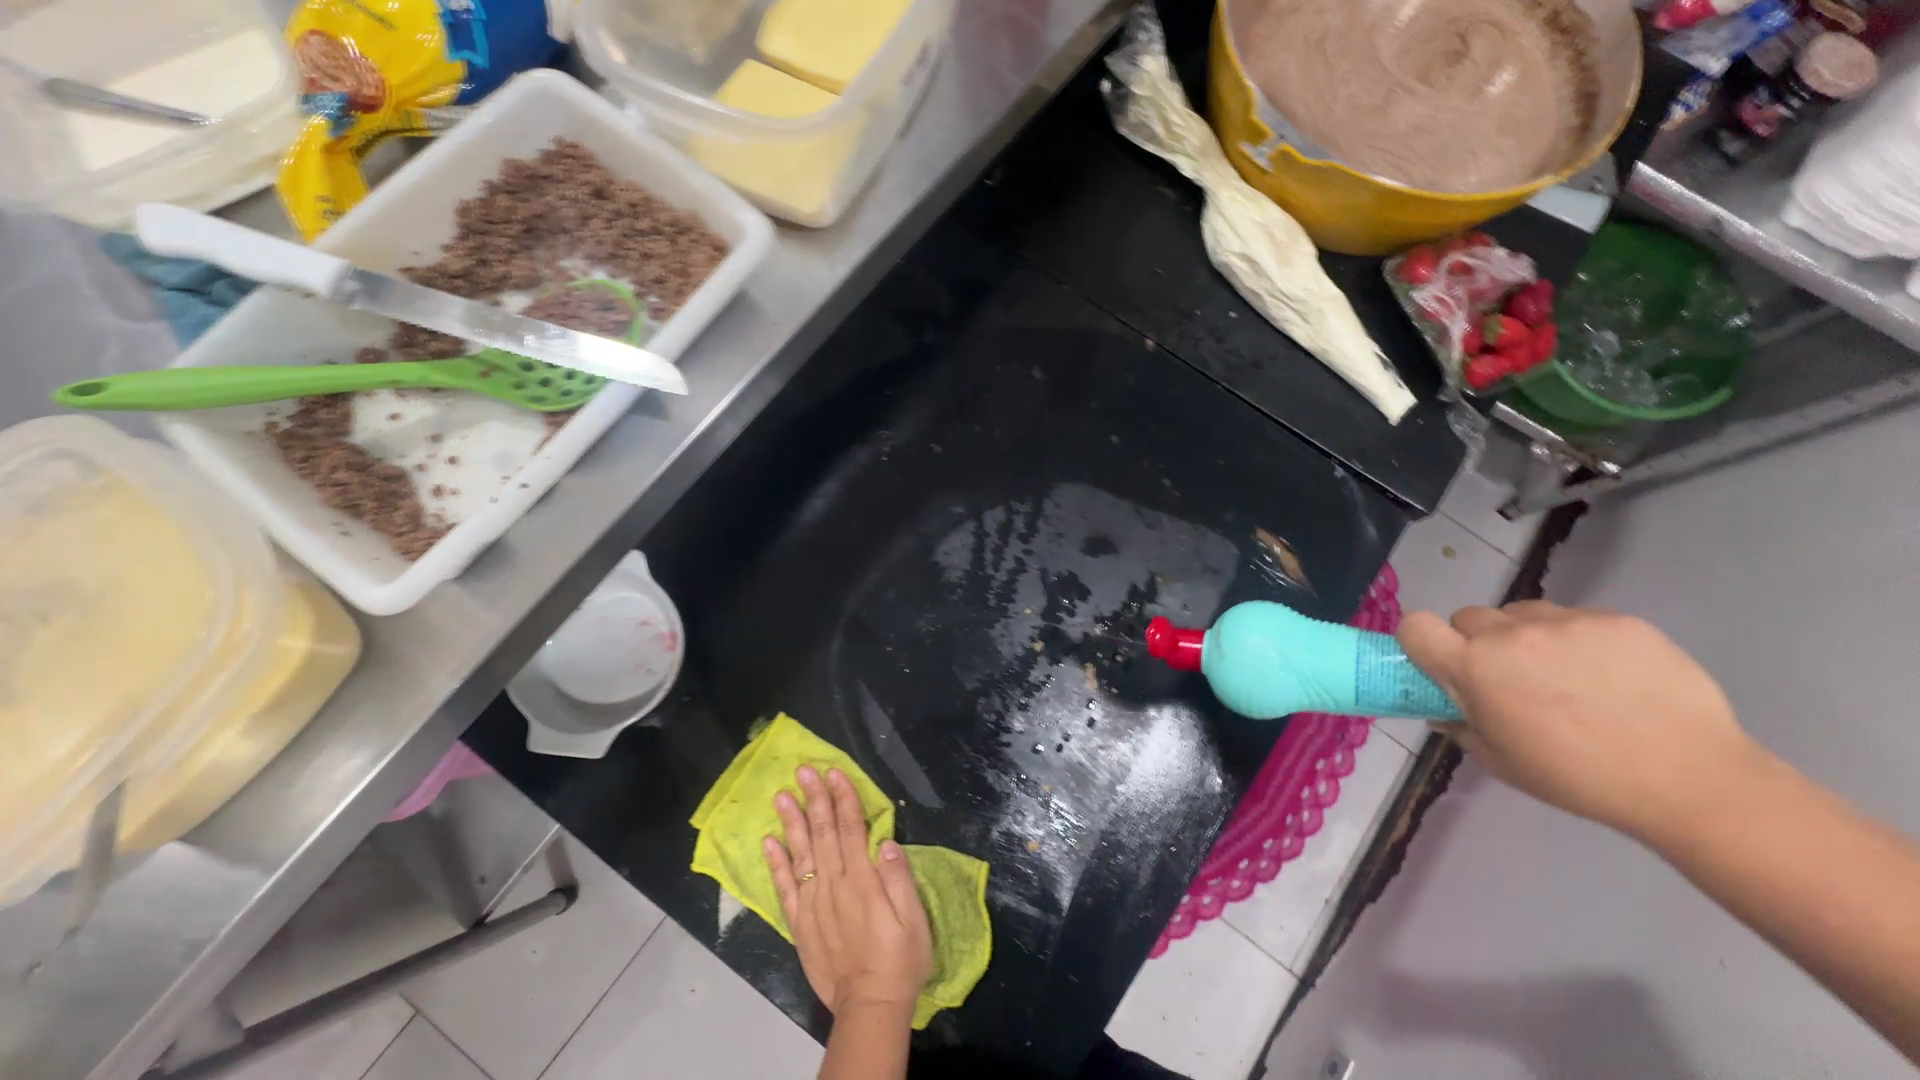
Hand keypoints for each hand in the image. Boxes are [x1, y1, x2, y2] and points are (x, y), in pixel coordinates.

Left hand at [764, 765, 932, 1016]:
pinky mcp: (801, 923)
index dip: (844, 799)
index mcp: (864, 881)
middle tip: (804, 770)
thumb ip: (899, 879)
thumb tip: (886, 841)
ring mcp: (813, 904)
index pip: (852, 830)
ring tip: (782, 795)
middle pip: (824, 834)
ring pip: (801, 854)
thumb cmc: (900, 960)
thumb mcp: (914, 920)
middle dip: (815, 799)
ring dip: (793, 822)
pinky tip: (769, 841)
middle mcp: (835, 886)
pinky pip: (785, 887)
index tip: (834, 772)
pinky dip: (776, 863)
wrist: (870, 1005)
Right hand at [1398, 601, 1759, 840]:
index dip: (1422, 642)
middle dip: (1478, 644)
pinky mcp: (1617, 618)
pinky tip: (1611, 679)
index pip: (1416, 625)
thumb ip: (1463, 727)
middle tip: (1509, 680)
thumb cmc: (1579, 778)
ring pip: (1524, 614)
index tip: (1441, 665)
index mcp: (1475, 668)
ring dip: (1527, 638)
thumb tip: (1446, 709)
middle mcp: (1512, 633)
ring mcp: (1568, 621)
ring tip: (1566, 678)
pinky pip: (1577, 620)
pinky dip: (1580, 642)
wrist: (1688, 777)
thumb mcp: (1502, 763)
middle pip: (1470, 618)